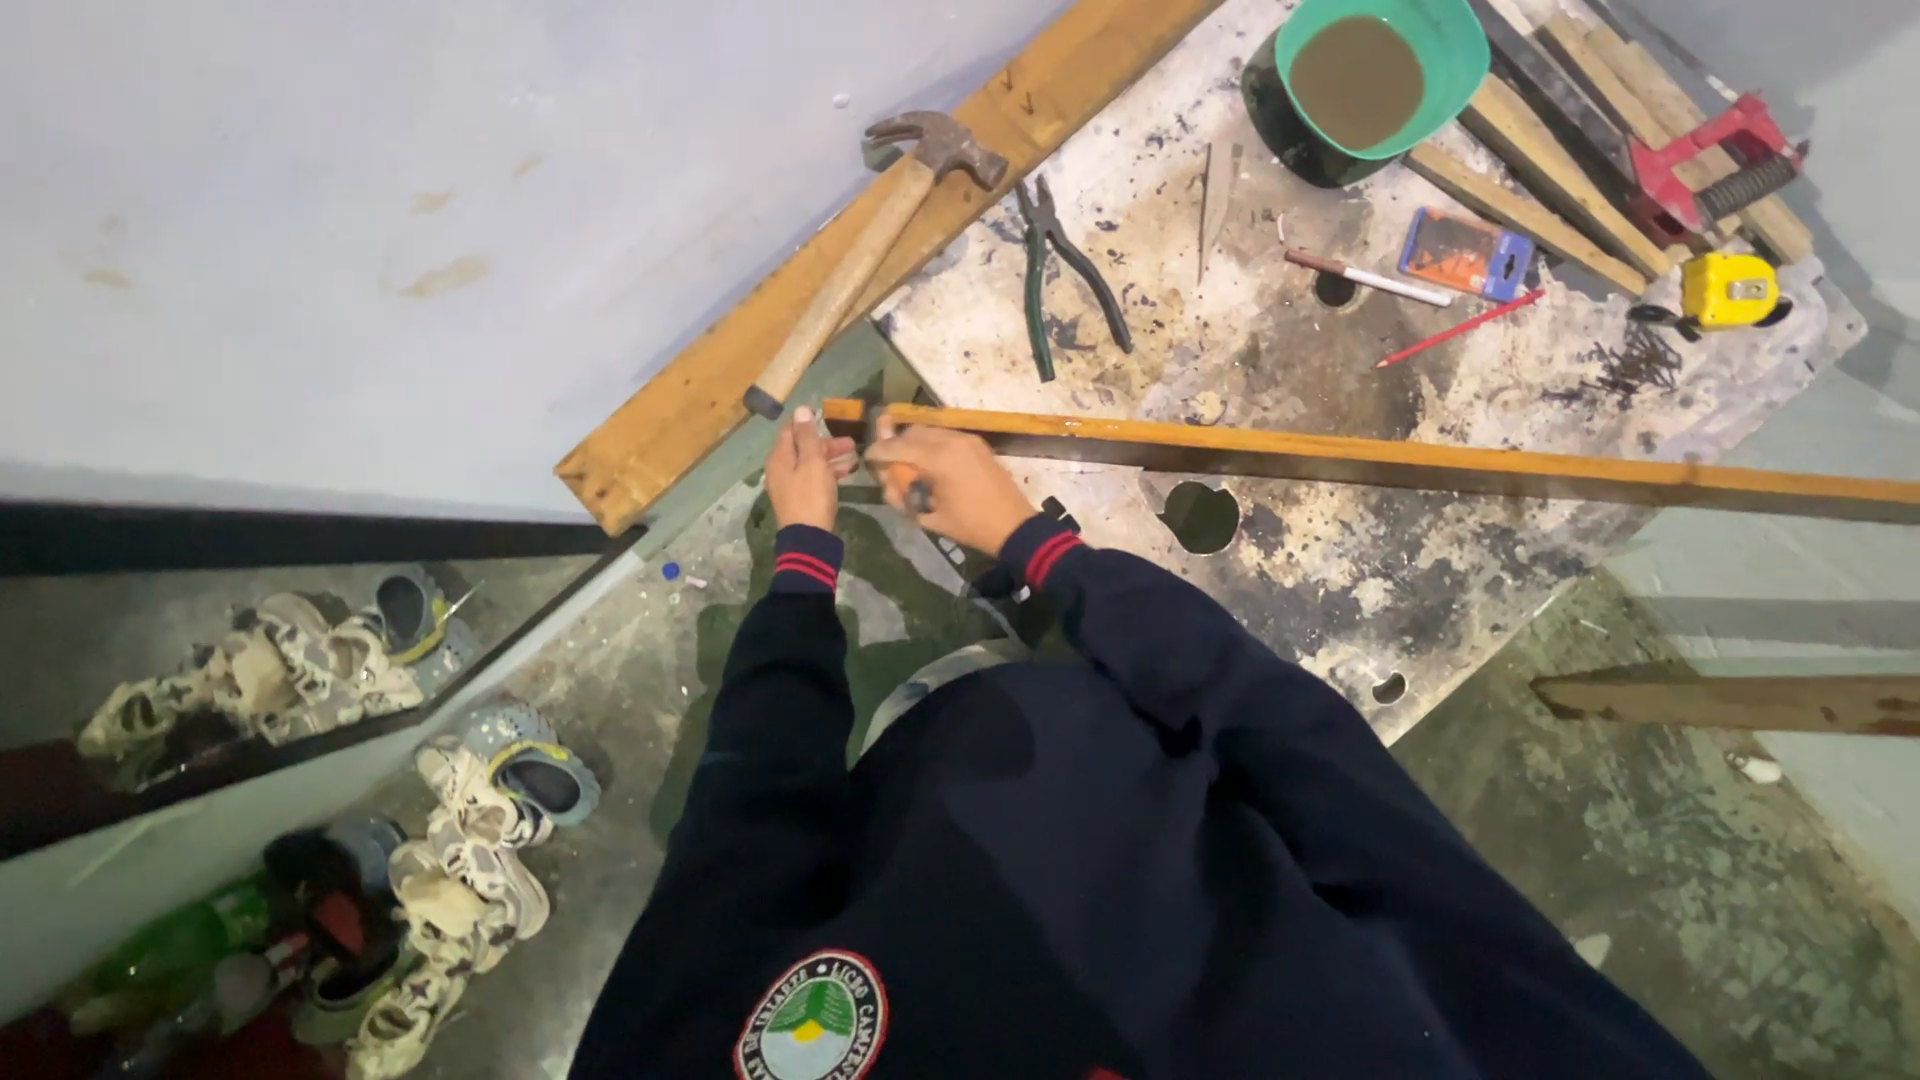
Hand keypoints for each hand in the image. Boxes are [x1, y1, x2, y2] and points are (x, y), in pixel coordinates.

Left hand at [765, 405, 857, 530]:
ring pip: (810, 463)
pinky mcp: (800, 498)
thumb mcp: (812, 462)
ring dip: (830, 458)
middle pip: (802, 447)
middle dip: (826, 443)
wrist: (809, 538)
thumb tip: (801, 409)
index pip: (790, 430)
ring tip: (854, 457)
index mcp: (779, 457)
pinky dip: (828, 473)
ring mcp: (789, 485)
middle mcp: (780, 469)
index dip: (807, 421)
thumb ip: (808, 436)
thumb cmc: (811, 496)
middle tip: (850, 443)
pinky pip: (813, 478)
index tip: (827, 416)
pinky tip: (846, 474)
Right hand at [864, 418, 1035, 554]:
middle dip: (895, 444)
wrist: (1014, 525)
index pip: (896, 447)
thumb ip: (902, 496)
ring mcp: (967, 439)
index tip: (867, 457)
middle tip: (888, 462)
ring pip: (928, 430)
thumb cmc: (970, 526)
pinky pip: (945, 435)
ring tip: (909, 463)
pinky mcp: (977, 442)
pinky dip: (932, 444)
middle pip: (911, 432)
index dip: (878, 451)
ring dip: (913, 442)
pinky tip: (931, 463)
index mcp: (938, 459)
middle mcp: (951, 440)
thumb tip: (886, 482)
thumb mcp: (928, 517)